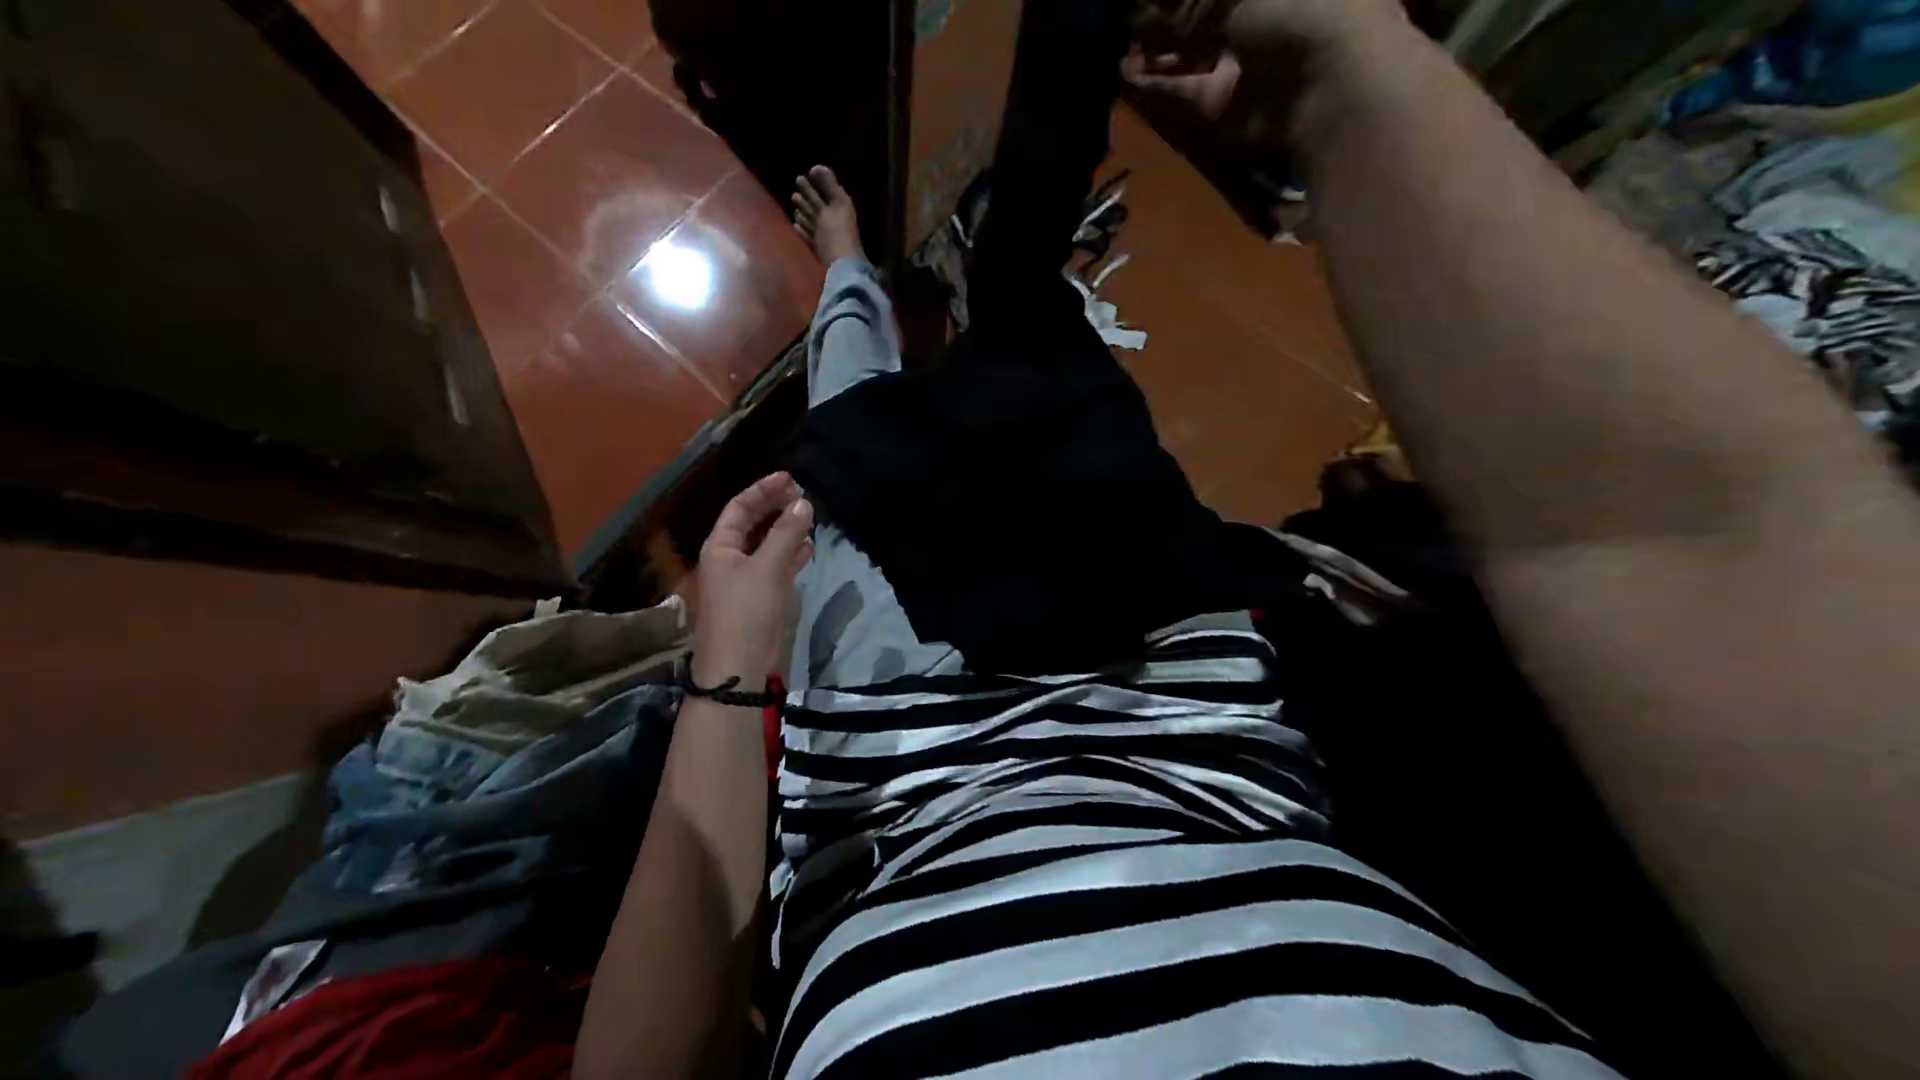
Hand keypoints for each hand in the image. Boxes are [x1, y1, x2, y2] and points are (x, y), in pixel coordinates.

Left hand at [692, 472, 813, 691]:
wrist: (738, 665)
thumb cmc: (746, 611)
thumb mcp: (767, 568)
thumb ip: (786, 534)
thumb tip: (804, 502)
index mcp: (720, 546)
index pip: (739, 507)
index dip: (762, 490)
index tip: (789, 479)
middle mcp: (729, 558)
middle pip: (752, 523)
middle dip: (775, 507)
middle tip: (802, 495)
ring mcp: (744, 578)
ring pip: (766, 544)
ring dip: (785, 529)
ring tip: (809, 516)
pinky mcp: (760, 596)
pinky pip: (776, 565)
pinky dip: (791, 554)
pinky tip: (809, 547)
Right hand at [1123, 0, 1406, 144]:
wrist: (1324, 79)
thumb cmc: (1301, 2)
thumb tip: (1156, 4)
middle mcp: (1253, 15)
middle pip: (1195, 12)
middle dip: (1161, 11)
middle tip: (1126, 13)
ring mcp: (1234, 62)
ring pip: (1182, 52)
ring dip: (1150, 48)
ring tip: (1117, 43)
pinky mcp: (1218, 104)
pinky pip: (1177, 91)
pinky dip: (1150, 85)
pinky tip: (1123, 74)